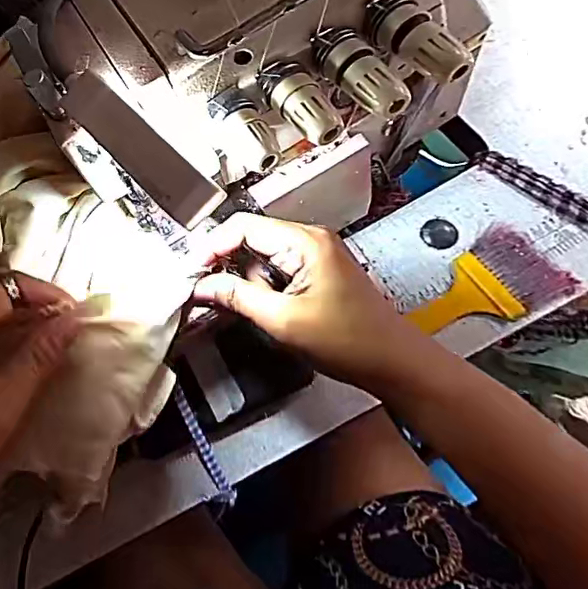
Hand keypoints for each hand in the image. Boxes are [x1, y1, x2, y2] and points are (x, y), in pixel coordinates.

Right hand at [190, 213, 436, 392]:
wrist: (393, 362)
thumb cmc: (351, 341)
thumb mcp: (283, 320)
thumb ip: (238, 297)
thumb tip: (203, 285)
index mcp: (305, 241)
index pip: (244, 226)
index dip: (213, 246)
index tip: (194, 271)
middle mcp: (310, 240)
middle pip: (251, 239)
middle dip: (229, 266)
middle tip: (210, 293)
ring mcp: (314, 256)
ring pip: (262, 258)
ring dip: (248, 282)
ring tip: (251, 311)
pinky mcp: (316, 273)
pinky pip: (278, 272)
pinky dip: (264, 289)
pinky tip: (266, 312)